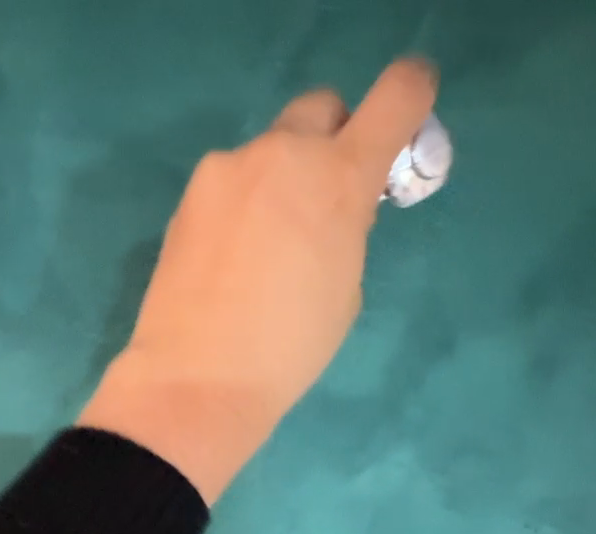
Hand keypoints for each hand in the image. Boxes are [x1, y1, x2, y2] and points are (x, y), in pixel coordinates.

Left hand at [78, 57, 439, 503]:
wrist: (199, 377)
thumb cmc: (289, 347)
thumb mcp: (345, 286)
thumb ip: (345, 229)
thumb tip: (326, 214)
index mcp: (339, 176)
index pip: (397, 95)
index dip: (409, 97)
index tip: (403, 122)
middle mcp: (282, 155)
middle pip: (320, 110)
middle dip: (330, 141)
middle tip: (321, 199)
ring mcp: (226, 171)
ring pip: (266, 154)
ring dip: (276, 180)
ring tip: (261, 251)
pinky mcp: (186, 198)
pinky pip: (228, 185)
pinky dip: (239, 207)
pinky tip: (226, 262)